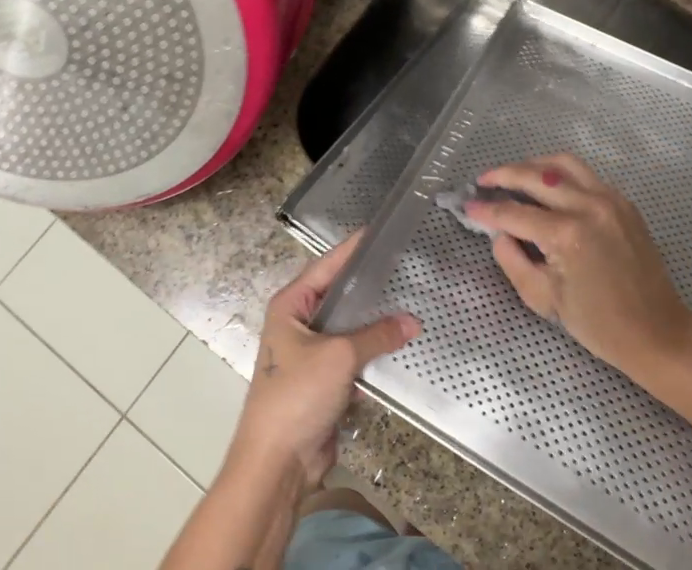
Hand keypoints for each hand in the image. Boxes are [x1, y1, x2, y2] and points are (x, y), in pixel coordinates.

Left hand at [225, 232, 420, 492]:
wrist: (278, 460)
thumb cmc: (297, 394)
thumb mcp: (339, 357)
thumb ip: (377, 335)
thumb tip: (413, 321)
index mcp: (290, 305)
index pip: (325, 266)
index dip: (351, 249)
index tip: (378, 231)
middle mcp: (297, 323)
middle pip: (338, 296)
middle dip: (369, 288)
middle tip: (406, 268)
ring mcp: (310, 353)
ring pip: (348, 329)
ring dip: (373, 324)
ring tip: (411, 304)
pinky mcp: (323, 380)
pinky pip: (352, 357)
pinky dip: (371, 354)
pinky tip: (399, 346)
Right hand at [466, 154, 691, 373]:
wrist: (656, 330)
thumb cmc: (597, 323)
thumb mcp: (542, 298)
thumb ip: (512, 259)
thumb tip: (499, 232)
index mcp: (567, 234)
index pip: (514, 213)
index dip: (486, 210)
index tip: (467, 207)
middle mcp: (589, 206)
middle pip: (536, 176)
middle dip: (504, 175)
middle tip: (483, 181)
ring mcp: (610, 200)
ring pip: (563, 164)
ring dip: (533, 165)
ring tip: (513, 174)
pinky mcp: (623, 202)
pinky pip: (585, 175)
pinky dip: (560, 174)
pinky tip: (546, 186)